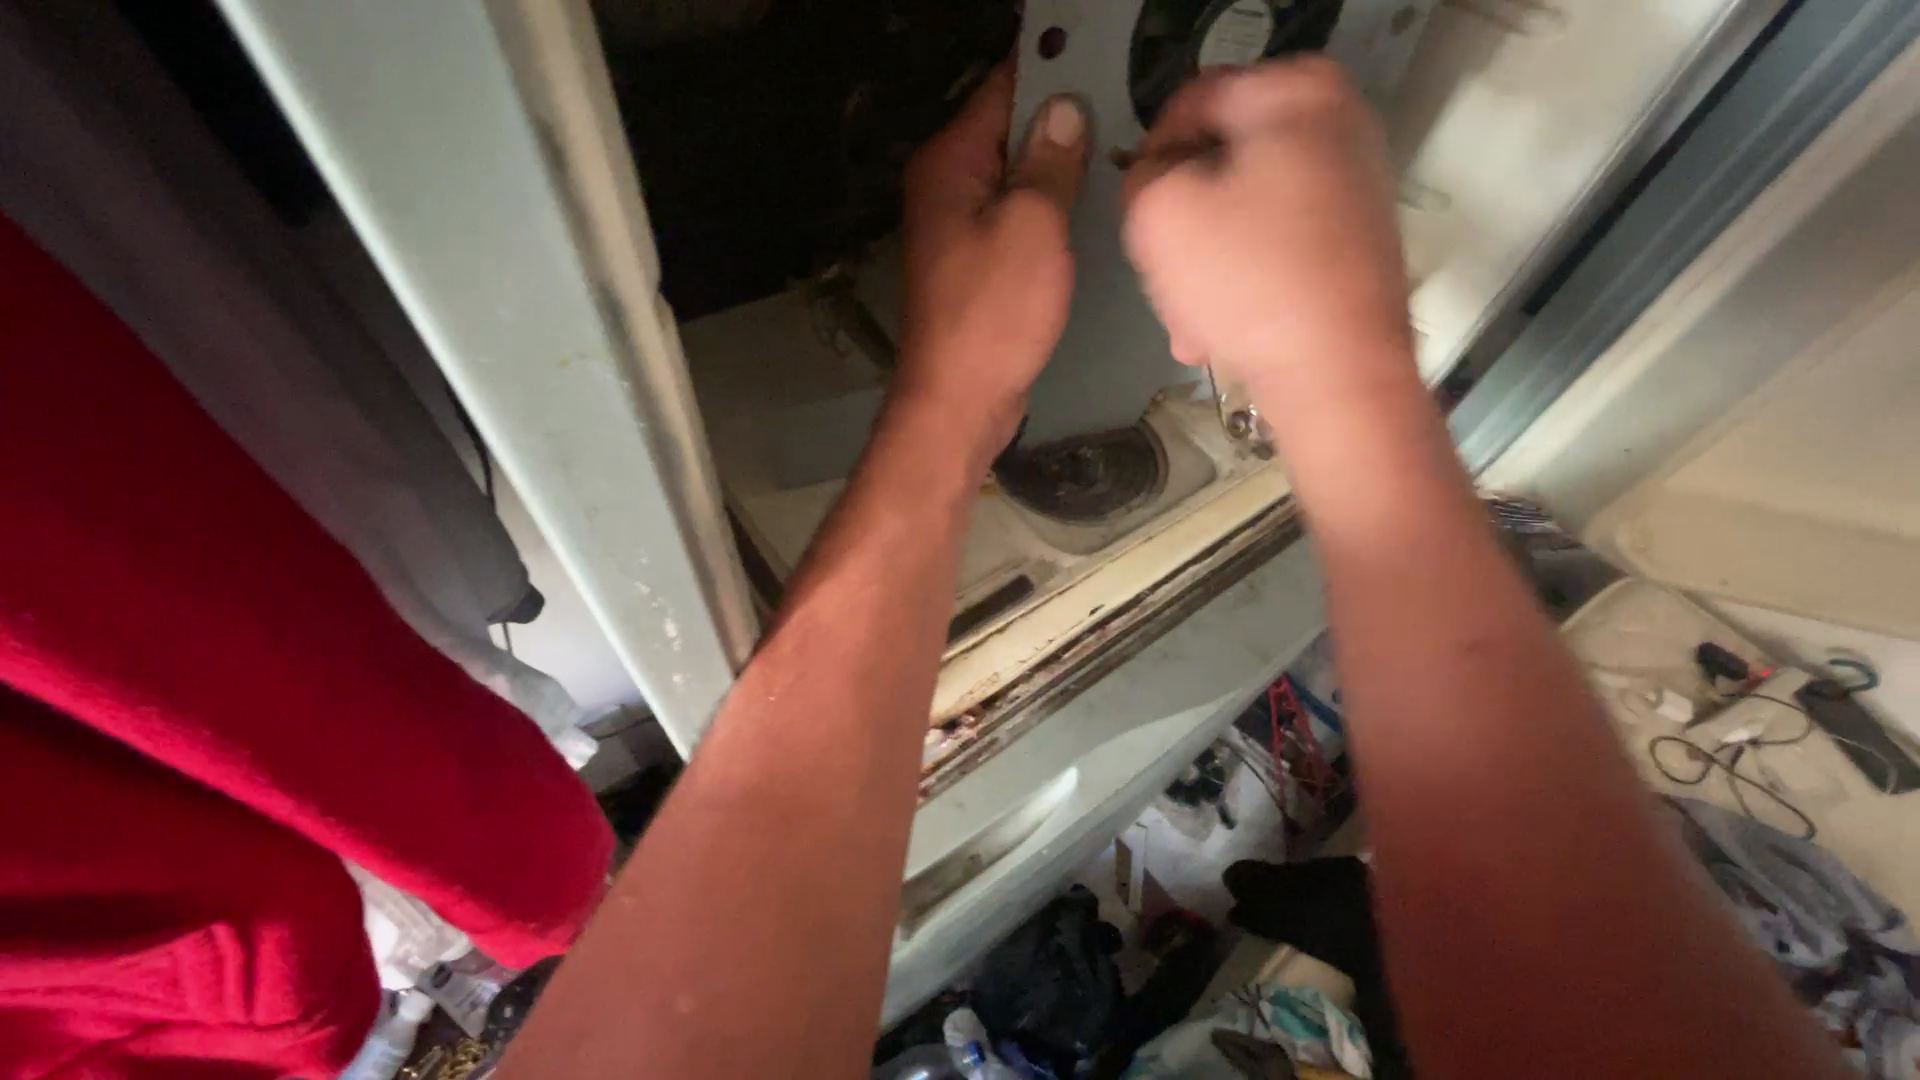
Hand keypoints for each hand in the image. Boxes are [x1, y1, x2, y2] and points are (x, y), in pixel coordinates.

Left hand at [898, 64, 1089, 452]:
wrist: (960, 400)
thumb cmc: (993, 313)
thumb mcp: (1032, 226)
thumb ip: (1049, 162)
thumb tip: (1063, 108)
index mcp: (949, 163)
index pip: (1003, 88)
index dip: (1054, 70)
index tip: (1106, 57)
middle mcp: (946, 188)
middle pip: (1010, 132)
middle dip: (1063, 121)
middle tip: (1127, 111)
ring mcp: (959, 229)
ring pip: (1018, 179)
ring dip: (1060, 169)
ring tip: (1119, 154)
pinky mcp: (977, 265)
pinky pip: (1016, 219)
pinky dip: (1049, 211)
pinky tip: (1088, 208)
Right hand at [1121, 59, 1412, 394]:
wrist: (1334, 375)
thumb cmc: (1254, 288)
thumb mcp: (1159, 214)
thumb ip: (1139, 173)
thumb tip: (1152, 177)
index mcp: (1298, 93)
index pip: (1188, 103)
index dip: (1148, 157)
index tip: (1137, 205)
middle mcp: (1338, 128)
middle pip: (1217, 166)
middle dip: (1181, 223)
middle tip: (1165, 267)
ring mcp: (1350, 189)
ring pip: (1239, 215)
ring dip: (1202, 265)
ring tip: (1190, 315)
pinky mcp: (1349, 245)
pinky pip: (1270, 250)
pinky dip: (1240, 283)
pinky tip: (1220, 326)